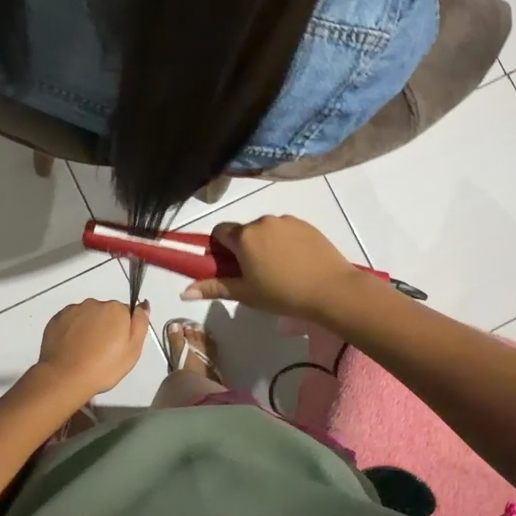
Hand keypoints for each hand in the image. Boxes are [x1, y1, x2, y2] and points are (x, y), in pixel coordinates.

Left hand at [33, 299, 152, 396]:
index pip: (125, 313)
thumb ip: (140, 324)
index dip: (123, 330)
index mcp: (115, 309)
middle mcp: (93, 303)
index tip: (118, 346)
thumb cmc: (104, 367)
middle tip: (102, 352)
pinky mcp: (56, 319)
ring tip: (85, 352)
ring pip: (86, 316)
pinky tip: (72, 348)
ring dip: (88, 328)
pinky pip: (70, 322)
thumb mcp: (133, 350)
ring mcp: (72, 310)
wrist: (64, 377)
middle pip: (105, 312)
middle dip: (105, 327)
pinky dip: (72, 331)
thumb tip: (143, 305)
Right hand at [181, 216, 369, 318]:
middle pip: (244, 231)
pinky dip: (285, 243)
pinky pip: (286, 231)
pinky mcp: (307, 225)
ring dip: (265, 245)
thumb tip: (184, 291)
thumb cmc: (282, 294)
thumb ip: (213, 287)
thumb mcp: (245, 294)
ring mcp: (287, 221)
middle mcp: (263, 221)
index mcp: (244, 236)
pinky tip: (296, 264)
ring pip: (266, 231)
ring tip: (280, 271)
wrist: (332, 290)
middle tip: (255, 275)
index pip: (219, 231)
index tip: (229, 267)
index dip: (220, 249)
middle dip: (244, 248)